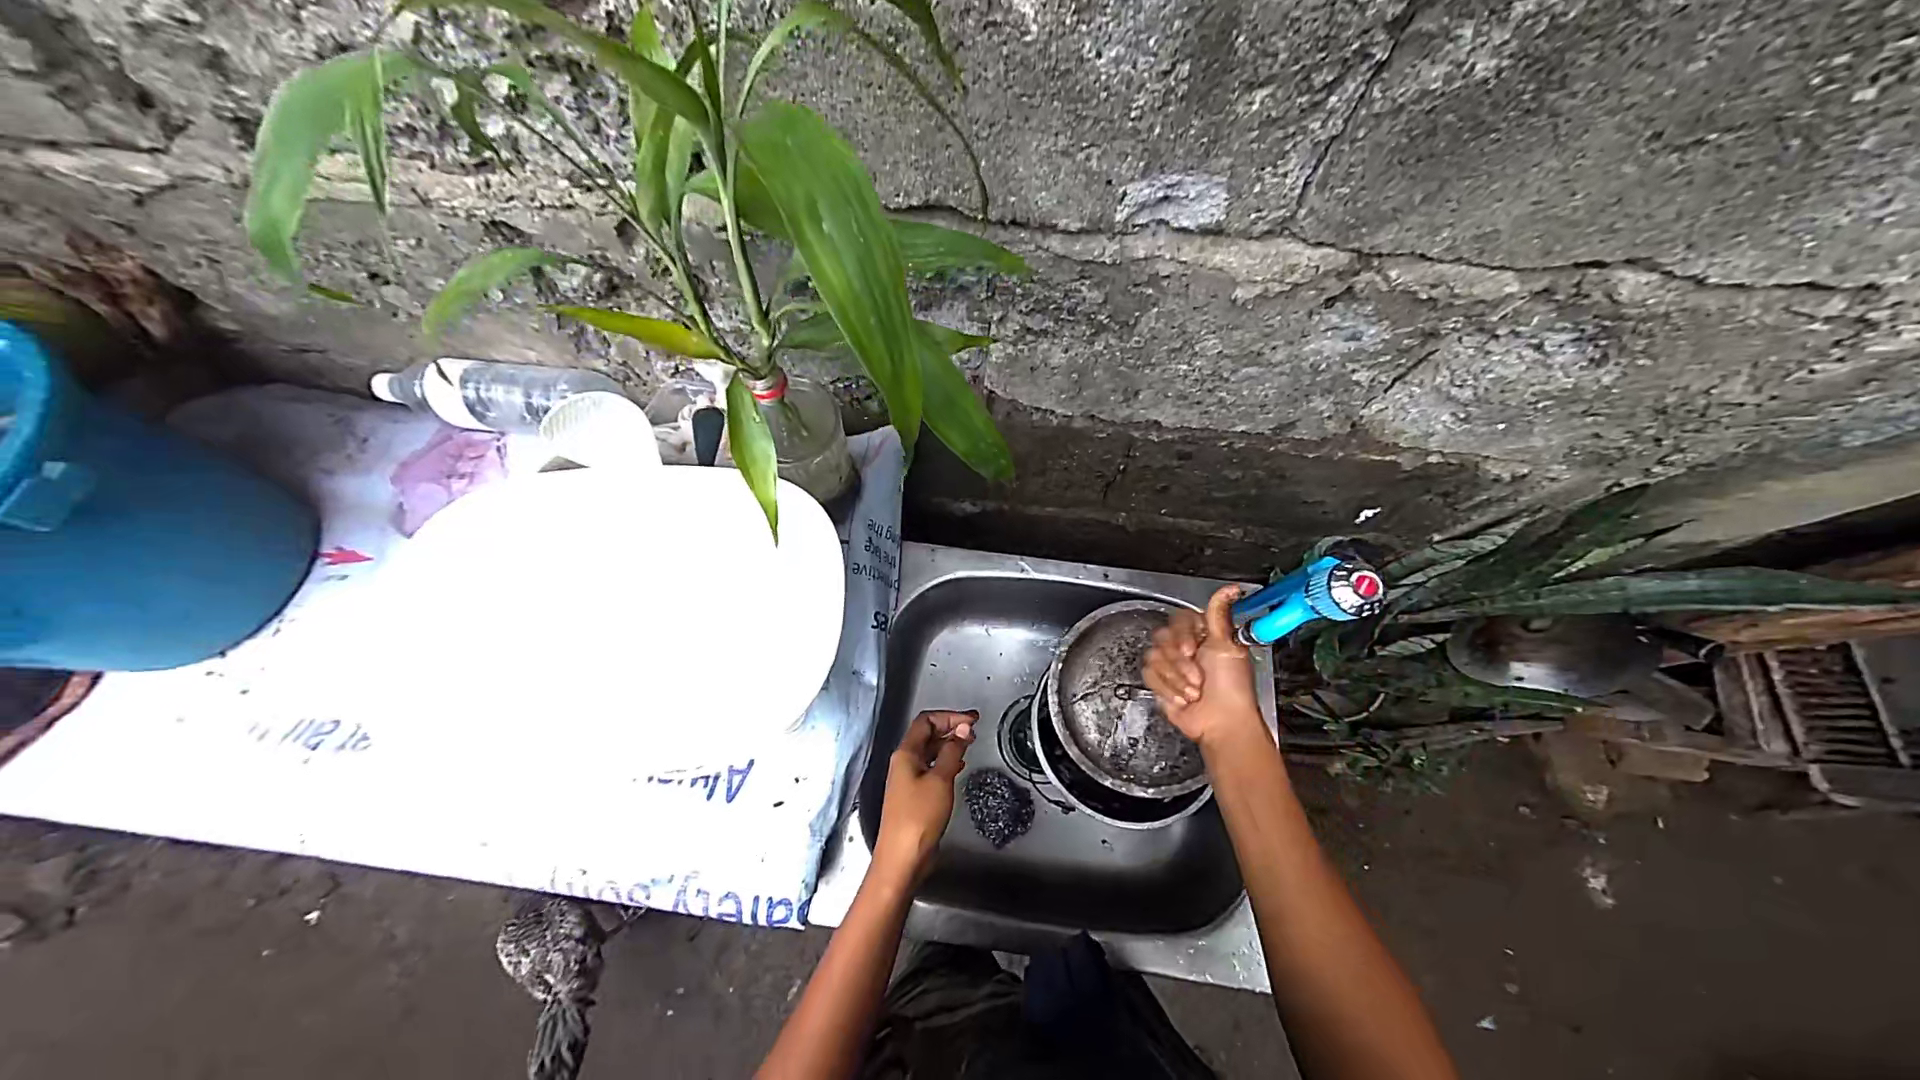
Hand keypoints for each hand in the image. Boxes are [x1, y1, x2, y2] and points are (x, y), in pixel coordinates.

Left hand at [873, 709, 975, 883]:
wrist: (903, 857)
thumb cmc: (919, 817)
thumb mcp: (940, 779)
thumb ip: (952, 751)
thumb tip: (963, 729)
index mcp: (906, 753)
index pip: (926, 721)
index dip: (950, 716)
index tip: (972, 720)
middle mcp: (904, 762)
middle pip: (927, 734)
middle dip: (951, 727)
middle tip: (974, 729)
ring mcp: (908, 779)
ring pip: (930, 751)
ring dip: (949, 744)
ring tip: (970, 744)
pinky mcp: (915, 795)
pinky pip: (931, 768)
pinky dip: (946, 761)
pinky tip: (959, 766)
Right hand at [1144, 585, 1266, 750]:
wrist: (1222, 722)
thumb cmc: (1232, 688)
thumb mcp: (1228, 645)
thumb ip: (1219, 614)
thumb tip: (1231, 589)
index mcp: (1203, 635)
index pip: (1179, 619)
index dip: (1182, 635)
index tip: (1193, 649)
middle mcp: (1187, 647)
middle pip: (1163, 637)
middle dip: (1180, 661)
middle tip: (1197, 675)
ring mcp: (1172, 665)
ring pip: (1154, 657)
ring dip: (1176, 678)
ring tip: (1194, 690)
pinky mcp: (1161, 681)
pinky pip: (1149, 674)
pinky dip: (1167, 688)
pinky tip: (1183, 697)